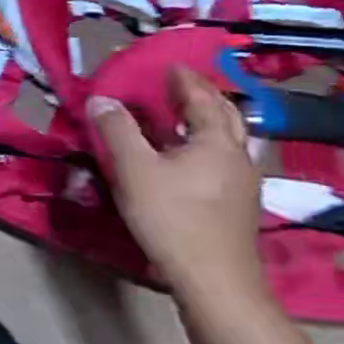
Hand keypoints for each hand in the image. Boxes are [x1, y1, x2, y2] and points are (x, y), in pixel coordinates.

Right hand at [87, 66, 266, 301]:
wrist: (213, 278)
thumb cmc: (172, 216)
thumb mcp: (133, 169)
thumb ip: (116, 130)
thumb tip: (101, 99)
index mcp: (214, 142)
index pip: (201, 100)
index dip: (184, 80)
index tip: (169, 65)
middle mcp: (236, 157)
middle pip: (225, 117)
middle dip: (203, 97)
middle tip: (179, 85)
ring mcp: (241, 183)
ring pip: (227, 139)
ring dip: (206, 121)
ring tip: (182, 116)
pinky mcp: (236, 204)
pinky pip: (221, 159)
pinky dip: (204, 144)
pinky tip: (188, 156)